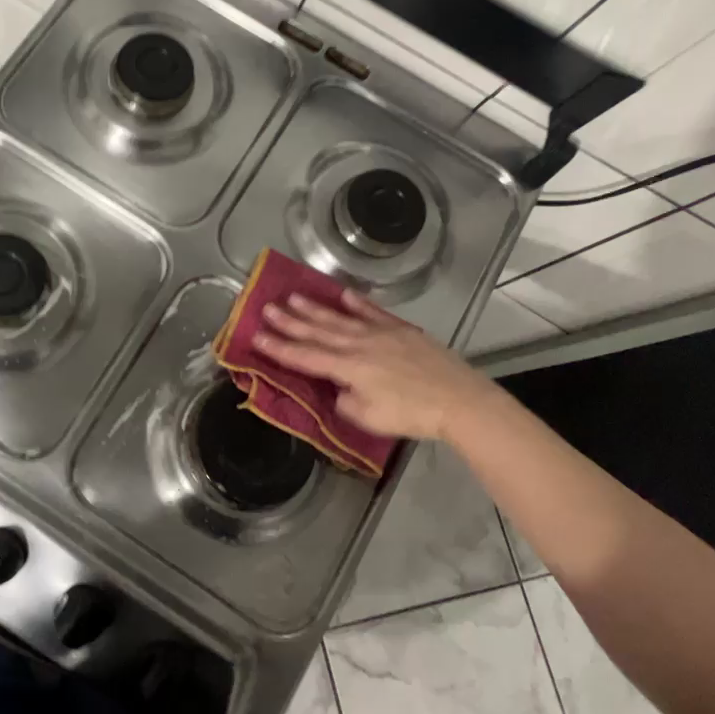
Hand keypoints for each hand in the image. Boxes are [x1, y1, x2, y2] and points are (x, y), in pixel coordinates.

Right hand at [255, 289, 503, 441]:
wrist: (458, 399)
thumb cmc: (410, 414)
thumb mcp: (367, 418)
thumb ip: (344, 400)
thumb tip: (338, 388)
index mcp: (347, 367)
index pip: (304, 356)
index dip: (278, 347)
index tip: (256, 336)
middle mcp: (359, 344)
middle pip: (317, 331)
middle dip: (289, 321)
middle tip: (266, 308)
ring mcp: (381, 334)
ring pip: (340, 318)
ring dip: (315, 308)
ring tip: (293, 297)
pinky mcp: (402, 331)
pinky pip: (373, 313)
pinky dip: (357, 304)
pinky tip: (343, 295)